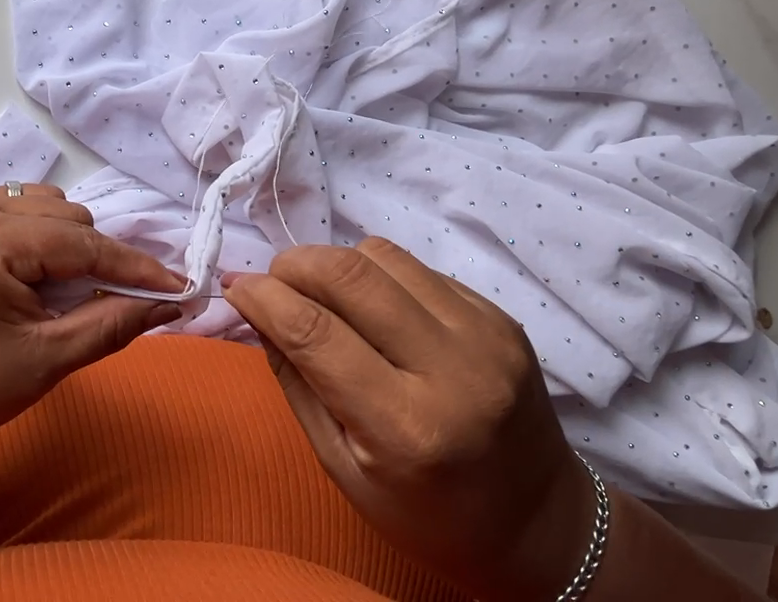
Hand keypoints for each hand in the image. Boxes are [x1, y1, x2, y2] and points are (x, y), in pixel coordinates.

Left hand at [0, 184, 186, 451]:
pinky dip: (44, 236)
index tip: (180, 286)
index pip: (83, 243)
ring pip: (49, 206)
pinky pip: (22, 207)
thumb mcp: (48, 359)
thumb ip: (112, 323)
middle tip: (112, 305)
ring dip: (71, 244)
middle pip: (70, 217)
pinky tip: (40, 275)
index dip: (136, 267)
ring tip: (67, 295)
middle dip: (99, 260)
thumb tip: (168, 302)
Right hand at [224, 237, 596, 600]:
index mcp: (407, 427)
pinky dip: (375, 276)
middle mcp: (454, 370)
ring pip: (380, 255)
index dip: (263, 297)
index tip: (236, 287)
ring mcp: (486, 335)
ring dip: (333, 264)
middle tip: (272, 283)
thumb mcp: (340, 466)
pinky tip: (373, 311)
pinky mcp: (499, 315)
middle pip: (348, 274)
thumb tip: (253, 308)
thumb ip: (294, 381)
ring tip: (322, 298)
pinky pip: (414, 266)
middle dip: (292, 265)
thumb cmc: (425, 513)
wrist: (541, 523)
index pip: (314, 331)